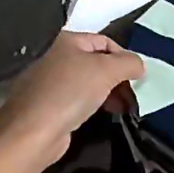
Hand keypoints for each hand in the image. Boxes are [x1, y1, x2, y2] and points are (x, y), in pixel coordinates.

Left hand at [0, 32, 145, 166]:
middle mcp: (56, 58)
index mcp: (67, 42)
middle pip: (97, 63)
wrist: (33, 131)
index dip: (125, 56)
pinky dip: (94, 104)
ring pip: (89, 83)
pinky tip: (104, 114)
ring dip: (109, 92)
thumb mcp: (106, 71)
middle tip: (134, 95)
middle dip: (118, 77)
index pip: (104, 41)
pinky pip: (78, 100)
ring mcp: (51, 83)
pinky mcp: (49, 106)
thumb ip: (128, 63)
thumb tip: (140, 65)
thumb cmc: (70, 92)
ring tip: (125, 108)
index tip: (139, 77)